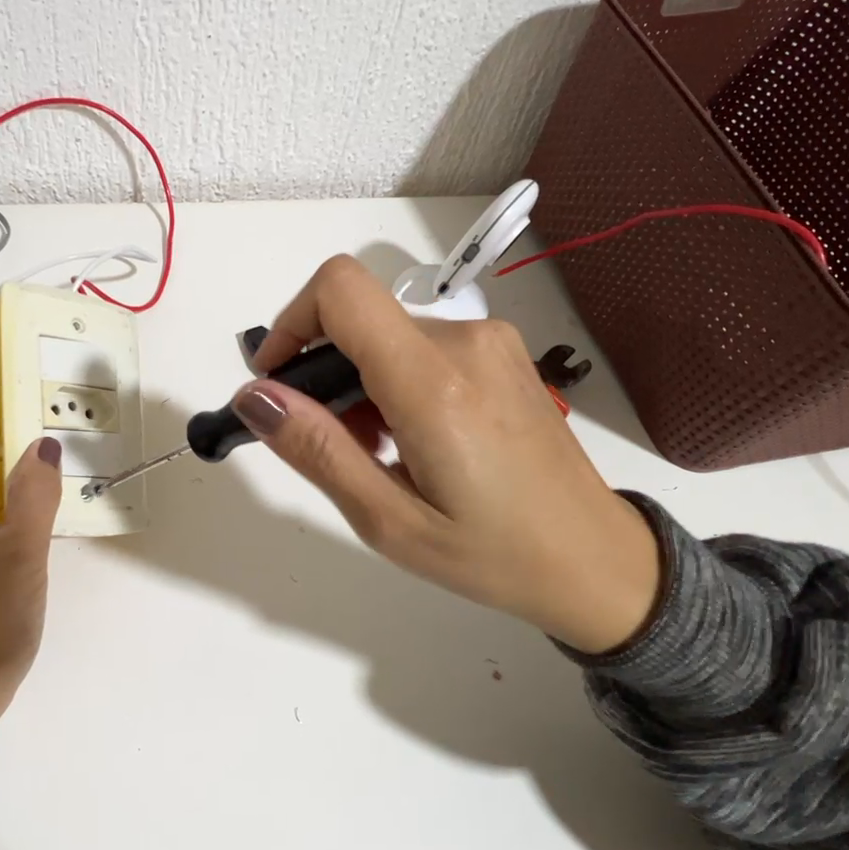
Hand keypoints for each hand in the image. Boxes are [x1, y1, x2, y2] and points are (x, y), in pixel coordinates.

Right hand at [241, 255, 659, 652]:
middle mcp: (466, 340)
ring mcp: (491, 343)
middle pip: (360, 319)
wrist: (594, 559)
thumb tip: (254, 395)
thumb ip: (317, 450)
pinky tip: (411, 442)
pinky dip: (394, 383)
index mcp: (434, 382)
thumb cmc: (490, 554)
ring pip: (388, 335)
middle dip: (324, 374)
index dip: (291, 323)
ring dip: (360, 384)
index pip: (340, 290)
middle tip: (332, 446)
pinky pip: (422, 346)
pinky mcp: (503, 354)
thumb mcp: (388, 520)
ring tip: (379, 455)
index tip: (275, 383)